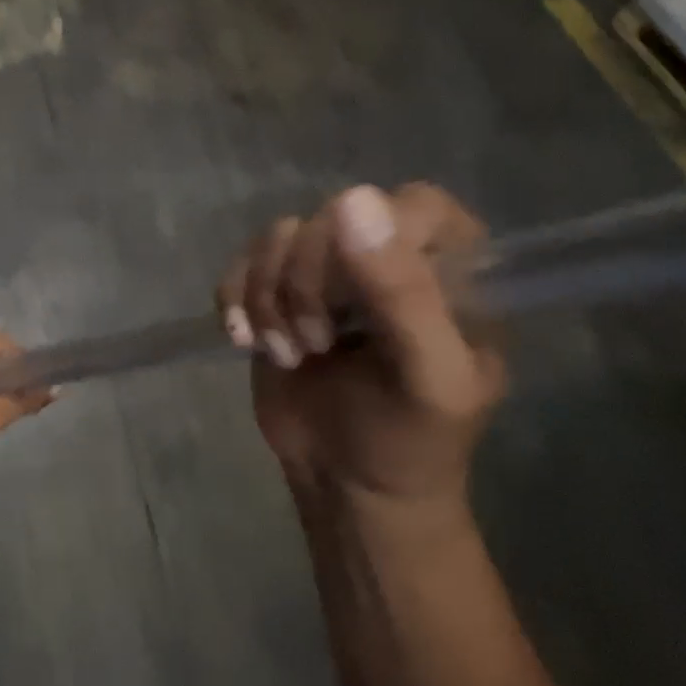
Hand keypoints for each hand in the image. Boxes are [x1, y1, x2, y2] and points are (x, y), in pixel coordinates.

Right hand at [217, 184, 502, 503]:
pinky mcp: (277, 291)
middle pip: (328, 218)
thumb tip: (353, 199)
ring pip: (278, 238)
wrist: (346, 487)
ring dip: (267, 298)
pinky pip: (242, 262)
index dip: (368, 242)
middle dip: (305, 283)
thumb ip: (404, 293)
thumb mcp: (428, 378)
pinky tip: (245, 340)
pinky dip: (234, 299)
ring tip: (287, 353)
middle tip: (317, 342)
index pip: (409, 204)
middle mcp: (388, 256)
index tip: (351, 301)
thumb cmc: (408, 441)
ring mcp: (326, 272)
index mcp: (451, 268)